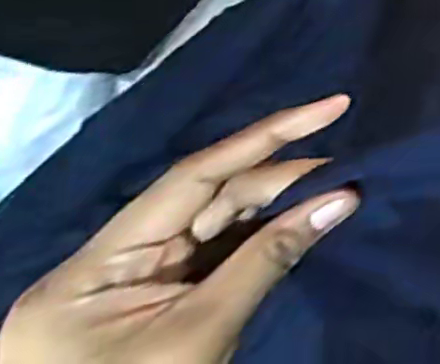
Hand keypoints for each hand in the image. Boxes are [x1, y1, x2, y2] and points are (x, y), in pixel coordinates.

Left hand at [0, 96, 359, 363]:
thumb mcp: (202, 333)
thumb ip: (272, 255)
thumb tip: (345, 196)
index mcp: (90, 270)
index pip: (193, 177)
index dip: (267, 135)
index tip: (333, 106)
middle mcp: (107, 264)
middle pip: (212, 197)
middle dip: (285, 180)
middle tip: (349, 171)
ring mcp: (132, 284)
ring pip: (223, 220)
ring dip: (283, 204)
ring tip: (339, 192)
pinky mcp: (159, 301)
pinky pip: (222, 249)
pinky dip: (267, 234)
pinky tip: (306, 219)